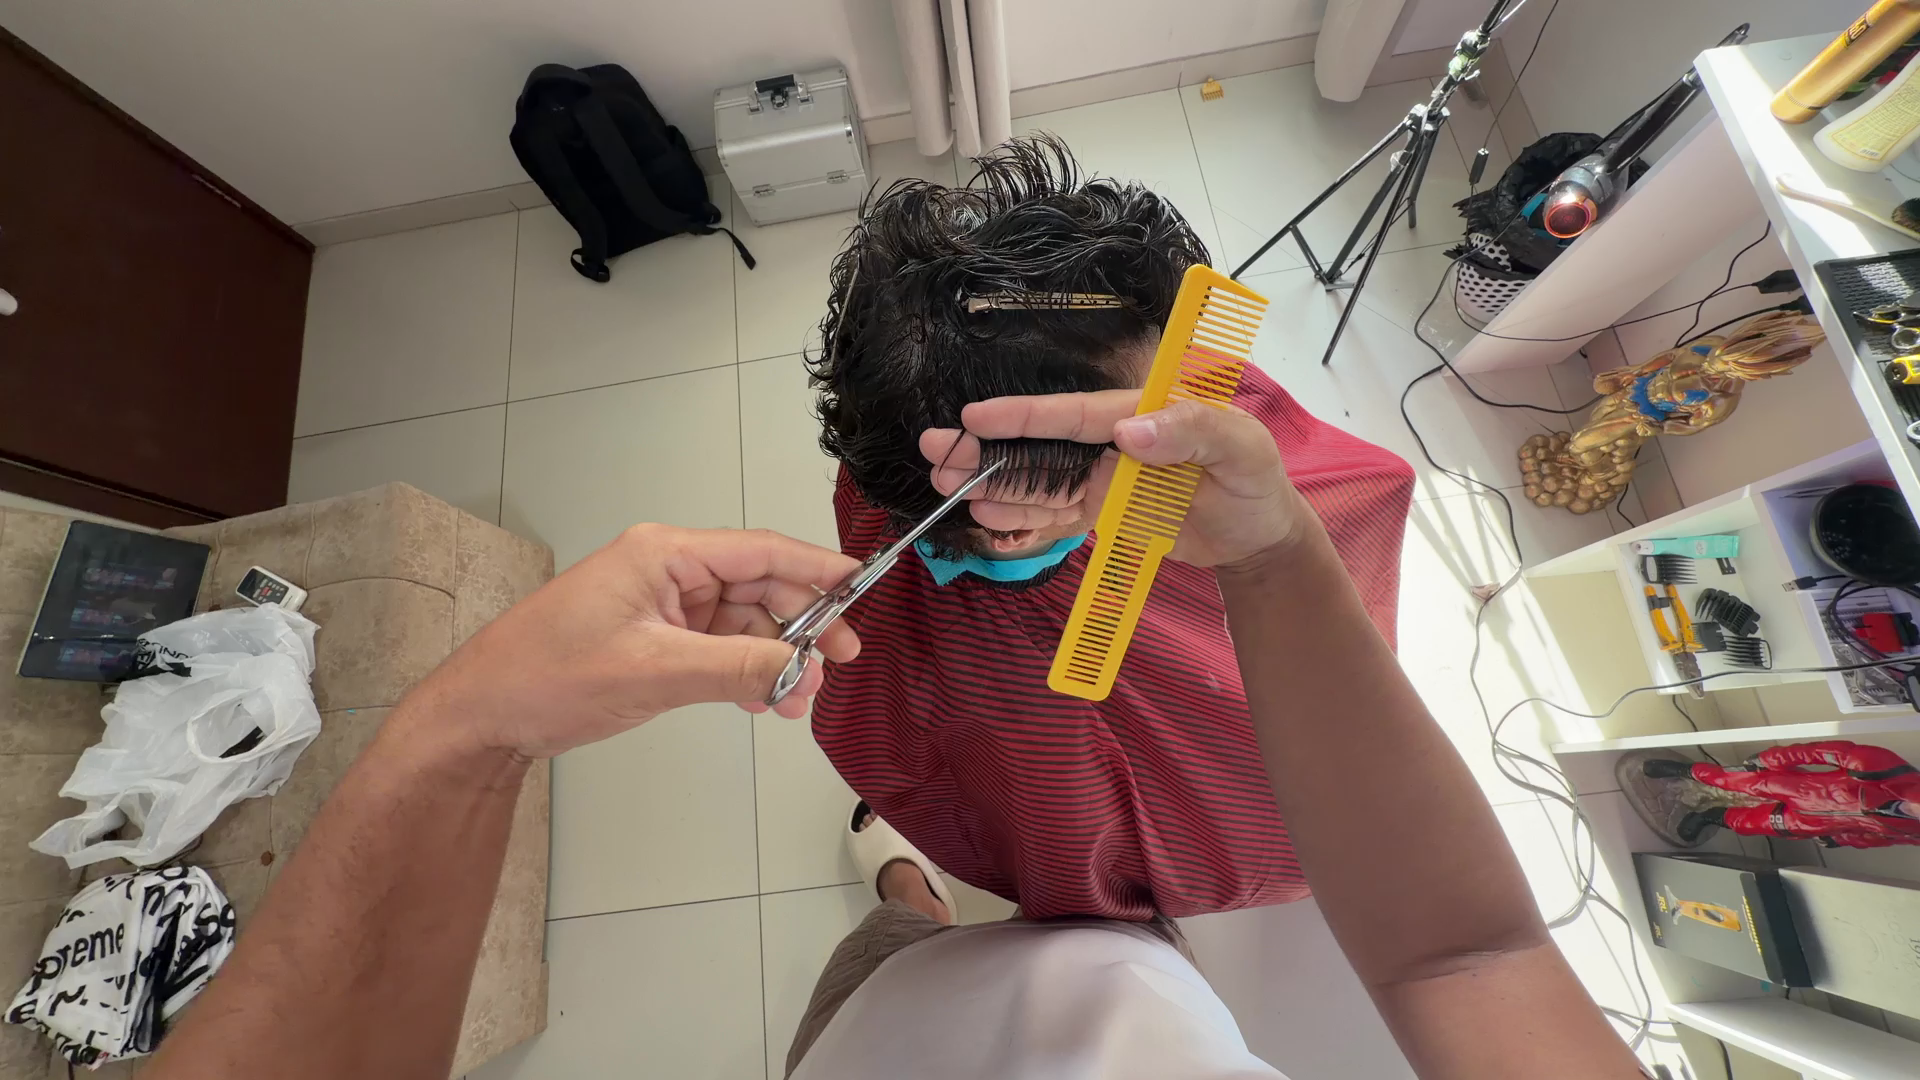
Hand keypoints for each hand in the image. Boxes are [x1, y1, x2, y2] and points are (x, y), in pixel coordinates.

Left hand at [407, 525, 861, 759]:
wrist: (480, 719)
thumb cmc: (550, 678)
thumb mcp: (655, 672)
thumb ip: (738, 667)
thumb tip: (805, 672)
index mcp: (666, 554)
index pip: (760, 551)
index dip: (816, 566)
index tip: (861, 582)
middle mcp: (671, 570)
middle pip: (759, 588)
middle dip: (801, 627)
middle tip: (837, 663)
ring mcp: (666, 604)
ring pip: (744, 623)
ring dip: (775, 659)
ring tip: (799, 699)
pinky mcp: (661, 636)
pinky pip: (721, 647)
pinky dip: (746, 671)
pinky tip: (763, 699)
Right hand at [919, 390, 1314, 568]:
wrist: (1255, 541)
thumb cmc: (1255, 488)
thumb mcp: (1242, 453)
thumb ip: (1193, 433)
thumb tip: (1127, 433)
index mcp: (1142, 416)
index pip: (1074, 414)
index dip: (1023, 417)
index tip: (975, 418)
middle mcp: (1111, 445)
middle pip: (1041, 446)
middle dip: (987, 450)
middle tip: (936, 454)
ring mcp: (1102, 481)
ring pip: (1037, 481)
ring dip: (993, 484)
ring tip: (947, 487)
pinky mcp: (1100, 513)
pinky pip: (1054, 515)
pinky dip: (1020, 516)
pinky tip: (987, 516)